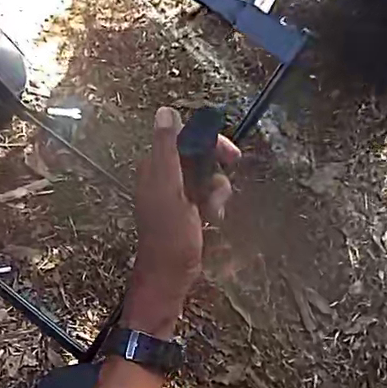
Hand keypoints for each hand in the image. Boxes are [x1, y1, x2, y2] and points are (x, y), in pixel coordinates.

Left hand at [125, 107, 238, 336]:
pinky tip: (213, 217)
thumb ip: (167, 149)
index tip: (231, 155)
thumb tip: (165, 111)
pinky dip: (214, 201)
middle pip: (198, 155)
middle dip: (215, 169)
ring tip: (214, 210)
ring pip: (206, 175)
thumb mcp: (169, 188)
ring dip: (217, 189)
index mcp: (155, 166)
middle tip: (225, 185)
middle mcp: (164, 175)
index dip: (210, 141)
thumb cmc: (169, 236)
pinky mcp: (186, 209)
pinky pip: (206, 193)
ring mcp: (176, 193)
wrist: (169, 276)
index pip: (185, 137)